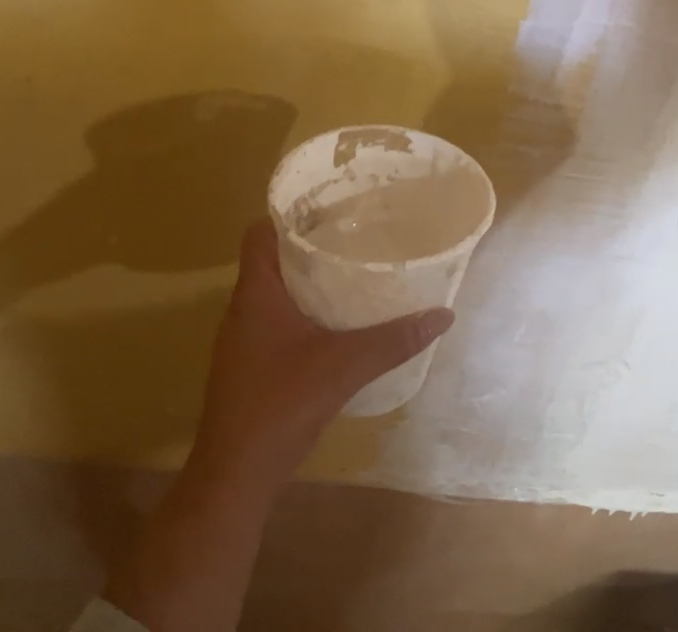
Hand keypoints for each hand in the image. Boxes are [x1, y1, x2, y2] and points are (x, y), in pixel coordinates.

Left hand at [190, 218, 453, 482]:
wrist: (235, 473)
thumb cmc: (280, 404)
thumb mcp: (344, 367)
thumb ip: (393, 341)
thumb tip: (442, 315)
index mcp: (256, 293)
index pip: (261, 232)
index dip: (289, 212)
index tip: (329, 205)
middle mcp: (244, 308)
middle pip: (272, 259)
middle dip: (309, 246)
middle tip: (355, 235)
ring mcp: (243, 339)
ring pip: (275, 293)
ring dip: (307, 282)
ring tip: (351, 273)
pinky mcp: (249, 365)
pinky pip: (277, 322)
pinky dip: (303, 313)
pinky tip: (336, 325)